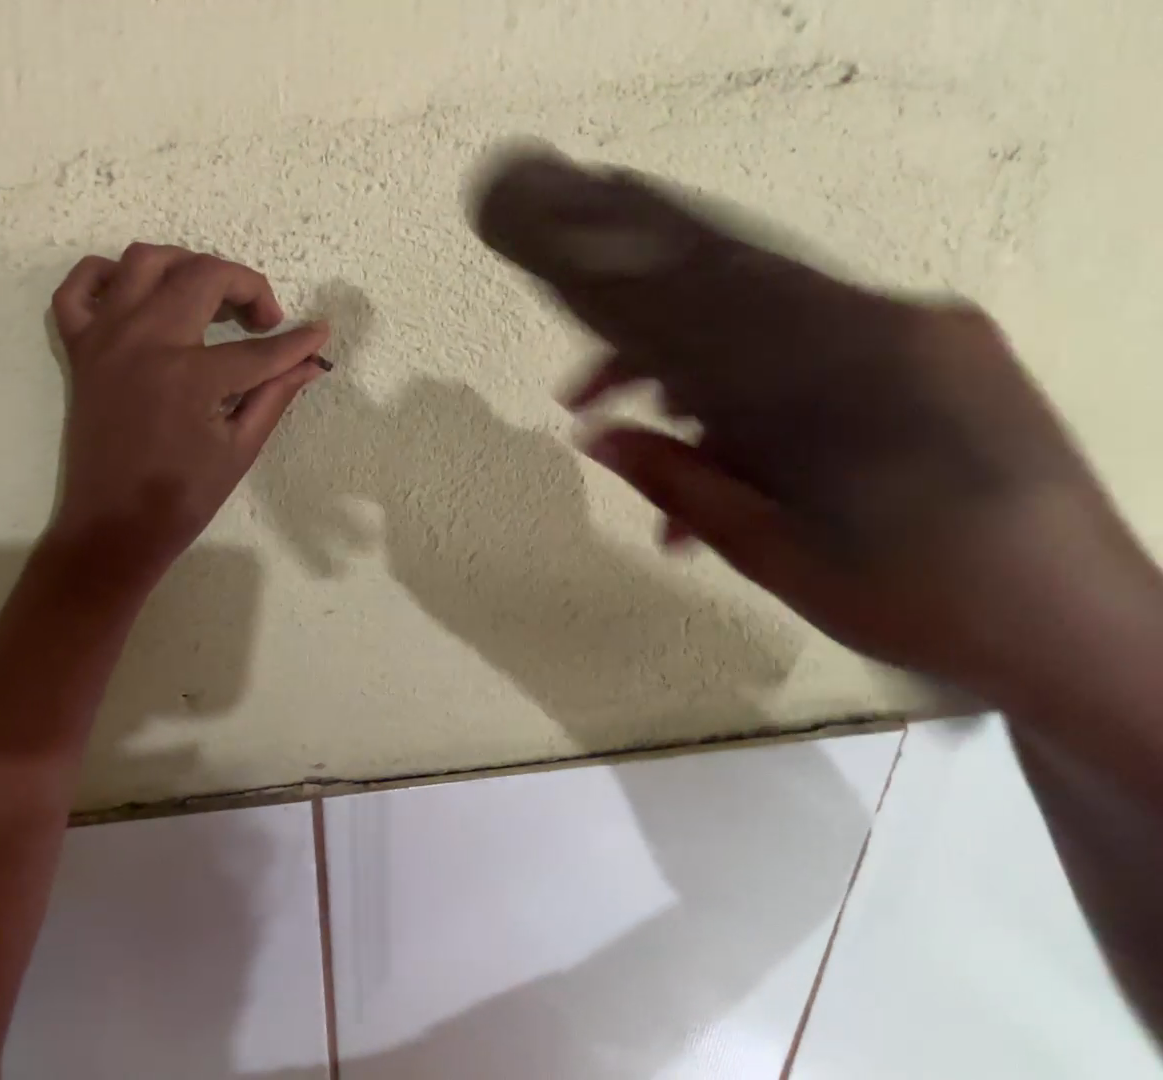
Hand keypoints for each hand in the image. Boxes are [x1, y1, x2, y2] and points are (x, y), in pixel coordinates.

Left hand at [47, 243, 329, 577]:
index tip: (319, 334)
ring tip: (207, 296)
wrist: (111, 529)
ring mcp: (105, 339)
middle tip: (262, 322)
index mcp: (189, 374)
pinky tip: (135, 295)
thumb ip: (274, 394)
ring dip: (184, 265)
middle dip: (245, 287)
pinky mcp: (79, 350)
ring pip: (143, 261)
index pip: (257, 347)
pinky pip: (78, 289)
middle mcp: (145, 341)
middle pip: (202, 276)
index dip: (296, 342)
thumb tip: (310, 360)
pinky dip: (106, 276)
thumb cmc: (179, 499)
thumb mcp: (239, 450)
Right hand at [471, 147, 1159, 698]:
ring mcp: (934, 351)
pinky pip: (830, 382)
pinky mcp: (950, 380)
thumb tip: (600, 437)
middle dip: (660, 375)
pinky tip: (735, 490)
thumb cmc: (923, 596)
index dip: (638, 332)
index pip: (724, 309)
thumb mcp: (776, 549)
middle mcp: (905, 329)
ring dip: (713, 416)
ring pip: (784, 359)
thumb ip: (682, 484)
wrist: (1084, 638)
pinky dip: (772, 426)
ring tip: (663, 486)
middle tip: (591, 412)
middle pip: (748, 326)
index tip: (580, 367)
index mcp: (866, 357)